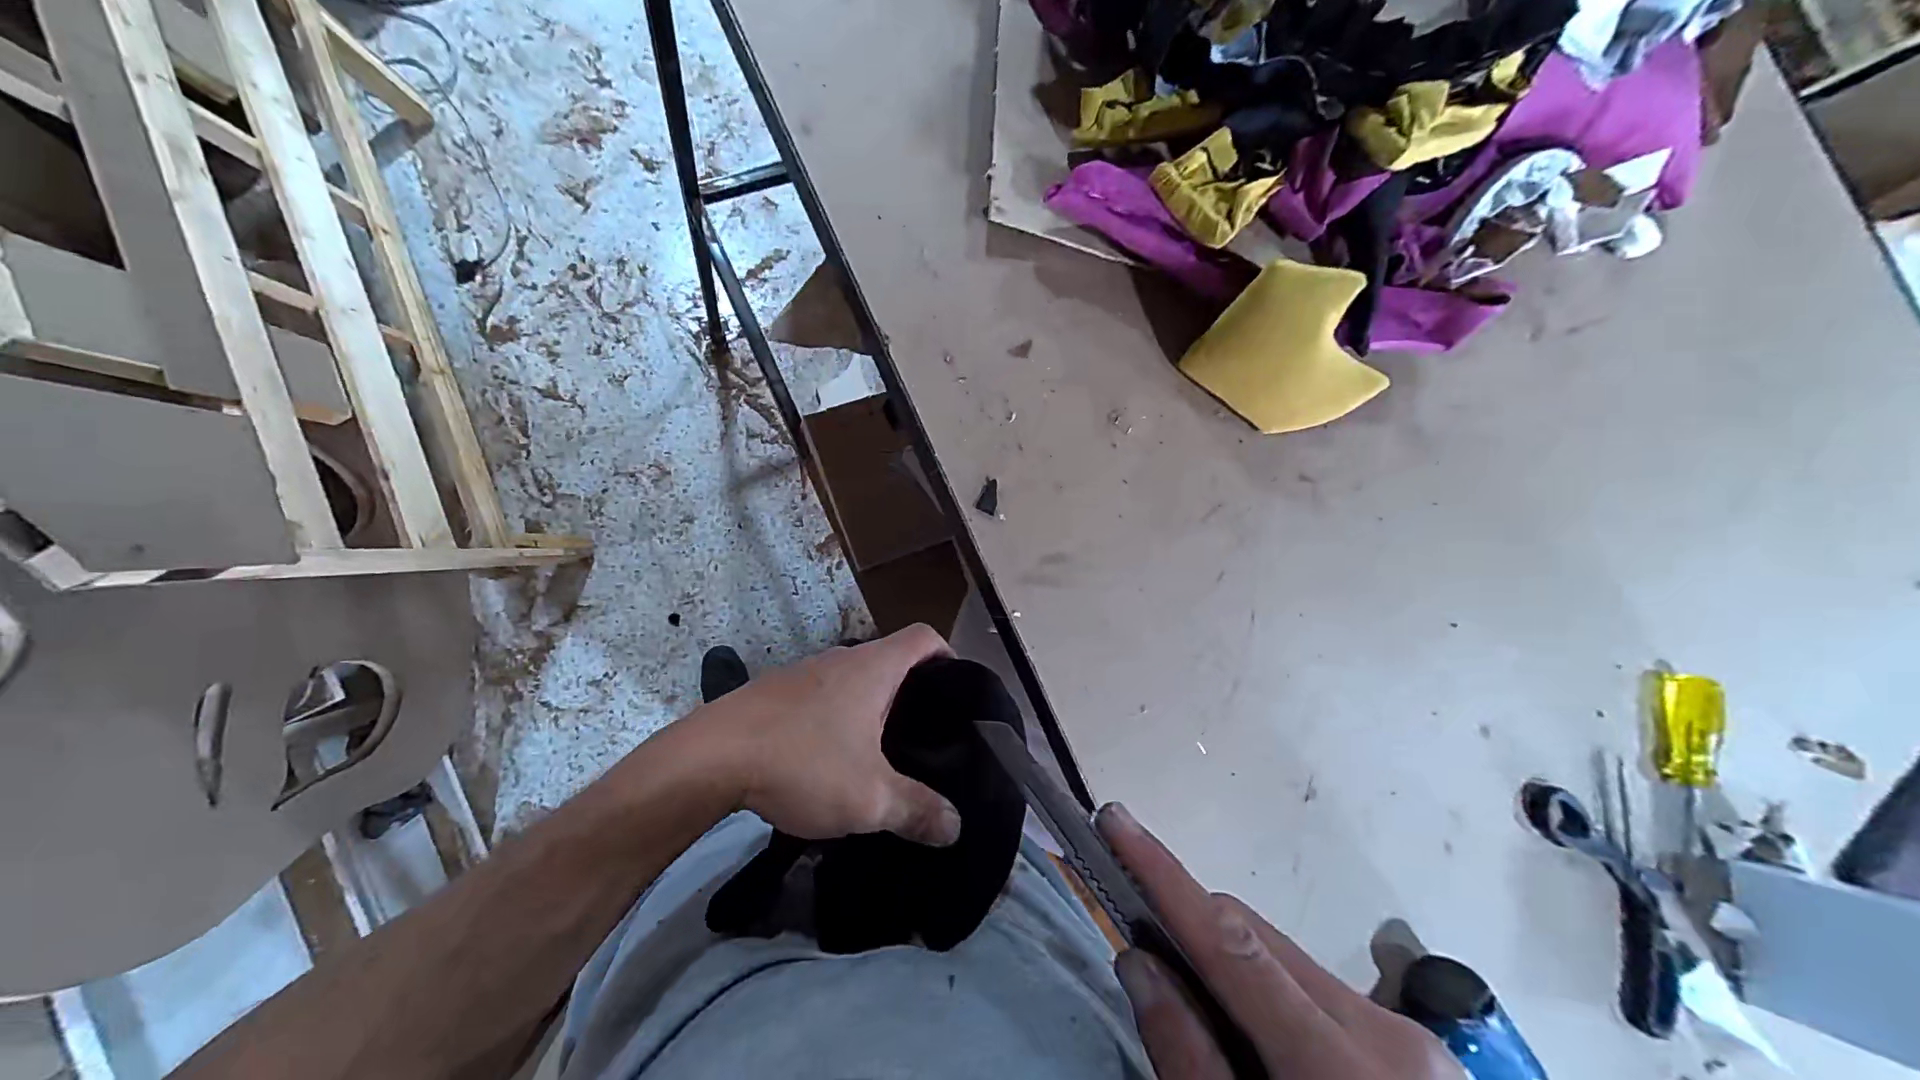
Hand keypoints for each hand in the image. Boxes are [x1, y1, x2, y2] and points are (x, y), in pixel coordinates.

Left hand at [685, 624, 963, 846]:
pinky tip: (829, 760)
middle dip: (913, 693)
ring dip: (871, 708)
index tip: (958, 692)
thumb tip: (955, 826)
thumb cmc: (802, 763)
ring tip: (882, 753)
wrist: (706, 760)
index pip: (924, 637)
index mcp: (872, 668)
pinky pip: (820, 697)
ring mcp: (802, 672)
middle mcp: (840, 659)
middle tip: (927, 736)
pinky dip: (836, 719)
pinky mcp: (773, 694)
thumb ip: (917, 810)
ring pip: (852, 681)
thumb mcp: (869, 798)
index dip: (948, 655)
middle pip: (890, 660)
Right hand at [1097, 804, 1463, 1079]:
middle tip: (1148, 962)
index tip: (1117, 820)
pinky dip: (1275, 1000)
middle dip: (1192, 931)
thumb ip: (1190, 1061)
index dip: (1165, 875)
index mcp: (1341, 1071)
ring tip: (1214, 1029)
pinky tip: (1270, 1057)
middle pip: (1257, 938)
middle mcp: (1386, 1034)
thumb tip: (1137, 961)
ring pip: (1287, 960)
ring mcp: (1415, 1042)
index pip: (1232, 943)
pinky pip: (1320, 993)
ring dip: (1233, 971)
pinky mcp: (1424, 1052)